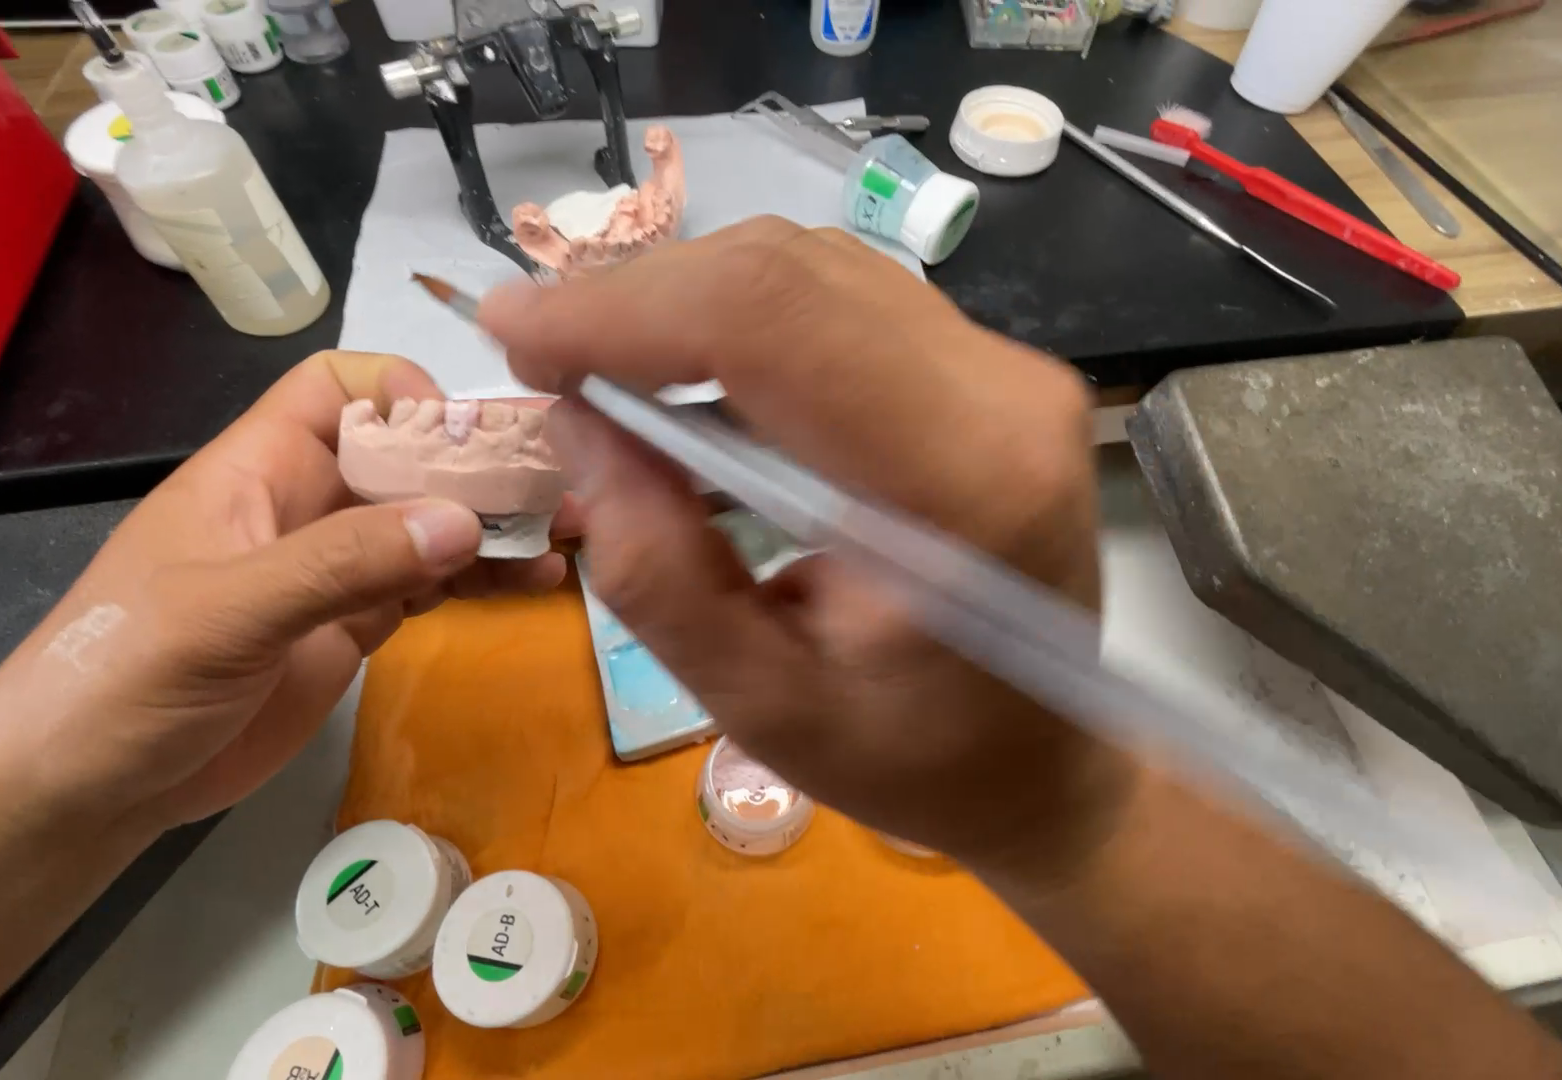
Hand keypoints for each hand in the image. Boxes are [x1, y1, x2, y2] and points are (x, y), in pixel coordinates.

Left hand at [0, 351, 573, 838]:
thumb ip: (343, 563)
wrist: (87, 796)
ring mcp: (341, 568)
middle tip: (562, 481)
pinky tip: (534, 580)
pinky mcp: (362, 622)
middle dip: (484, 463)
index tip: (463, 438)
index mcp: (260, 471)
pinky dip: (485, 577)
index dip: (401, 392)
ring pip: (434, 521)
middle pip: (409, 456)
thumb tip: (462, 522)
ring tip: (568, 532)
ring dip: (499, 523)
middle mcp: (311, 507)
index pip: (336, 391)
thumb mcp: (225, 614)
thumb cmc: (122, 682)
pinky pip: (437, 582)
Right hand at [480, 218, 1128, 884]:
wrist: (1044, 757)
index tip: (516, 333)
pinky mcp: (988, 371)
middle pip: (788, 274)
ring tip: (607, 367)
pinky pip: (840, 302)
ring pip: (810, 271)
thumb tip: (580, 424)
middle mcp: (1000, 393)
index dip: (625, 309)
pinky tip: (692, 374)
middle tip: (549, 358)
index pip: (772, 321)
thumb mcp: (763, 704)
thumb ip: (659, 572)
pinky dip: (743, 320)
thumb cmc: (914, 757)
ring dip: (688, 305)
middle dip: (642, 301)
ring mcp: (1006, 369)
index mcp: (959, 481)